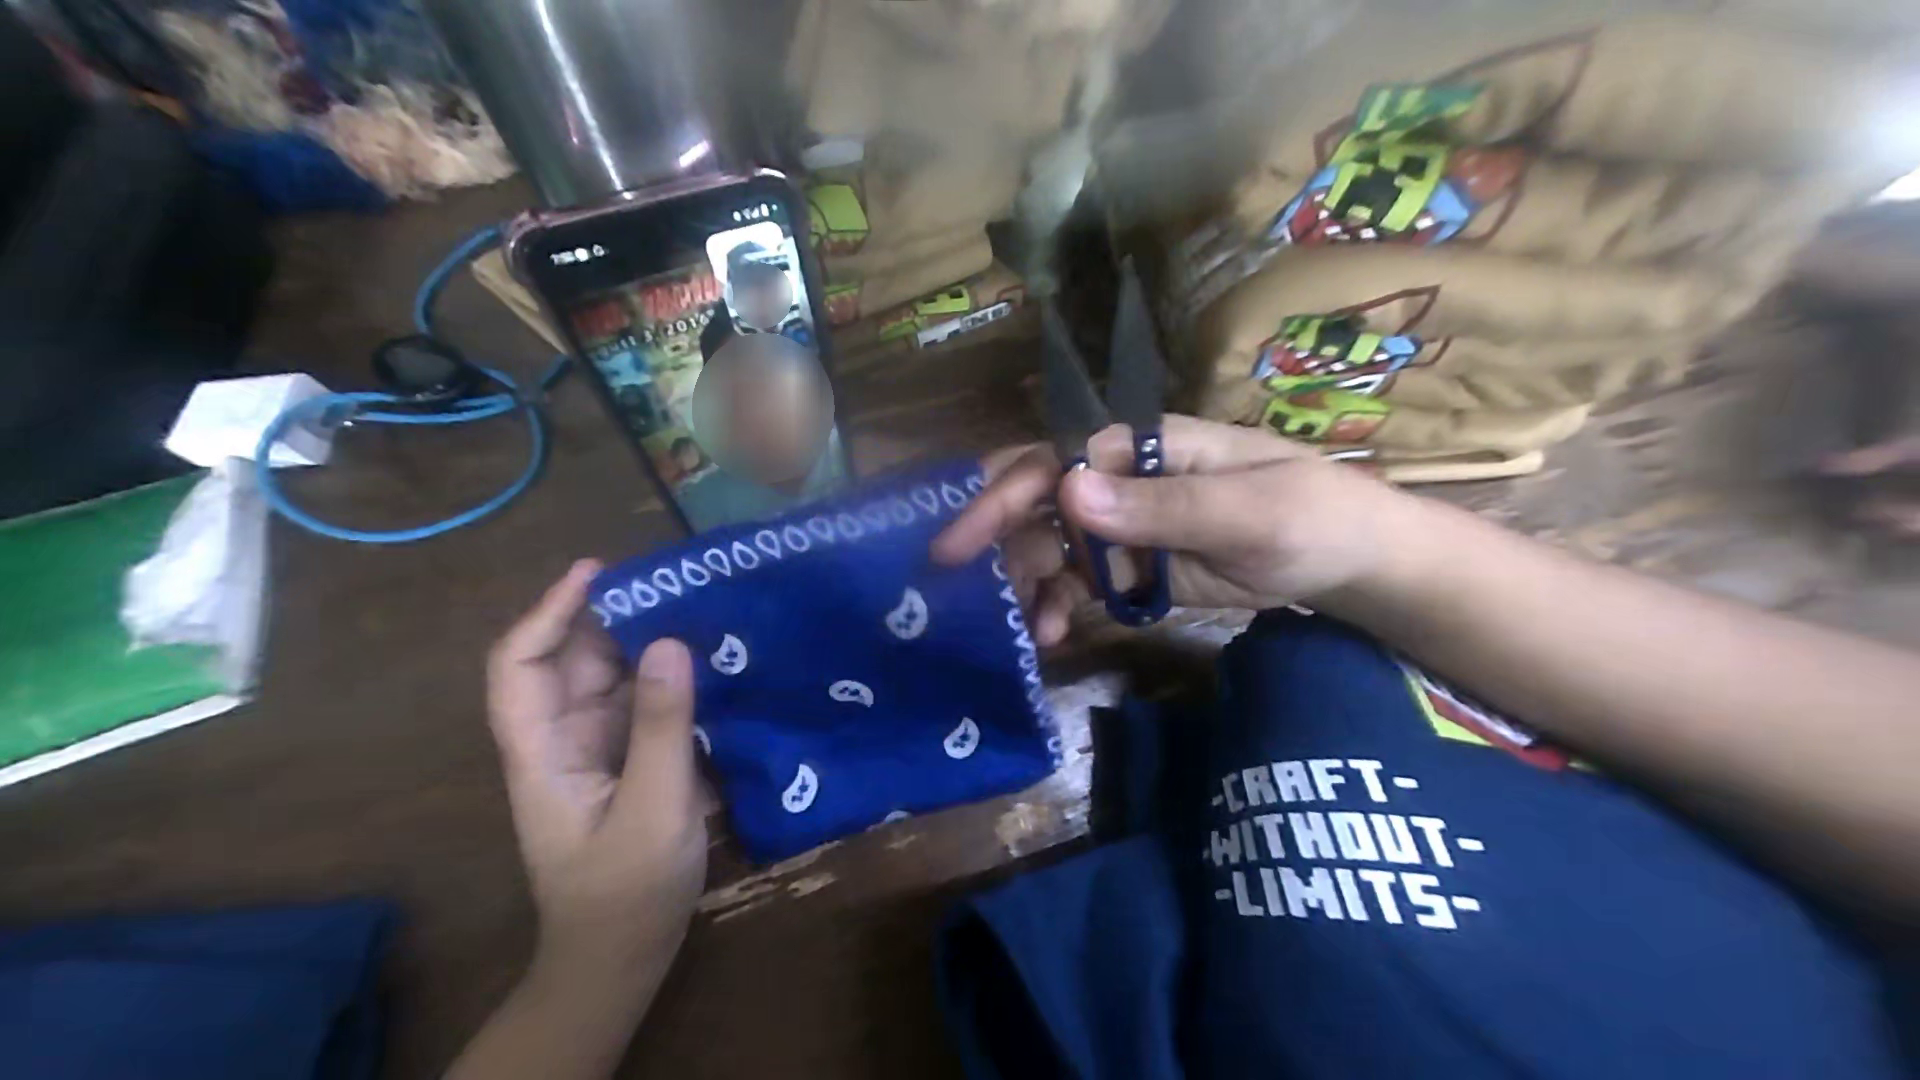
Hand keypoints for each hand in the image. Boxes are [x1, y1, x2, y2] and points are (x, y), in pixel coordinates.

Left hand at [485, 560, 707, 974]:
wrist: (625, 955)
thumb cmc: (626, 892)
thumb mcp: (652, 810)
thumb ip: (661, 728)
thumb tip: (671, 642)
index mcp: (544, 752)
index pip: (520, 667)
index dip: (548, 613)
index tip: (598, 572)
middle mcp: (567, 738)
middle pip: (574, 661)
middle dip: (616, 617)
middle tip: (678, 583)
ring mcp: (603, 748)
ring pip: (617, 677)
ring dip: (652, 642)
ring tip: (704, 608)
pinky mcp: (637, 758)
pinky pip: (650, 702)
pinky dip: (676, 675)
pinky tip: (714, 658)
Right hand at [932, 415, 1412, 634]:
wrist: (1349, 563)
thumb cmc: (1309, 516)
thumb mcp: (1245, 512)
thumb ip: (1159, 506)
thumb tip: (1068, 490)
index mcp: (1141, 448)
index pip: (1053, 463)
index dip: (1000, 499)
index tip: (958, 544)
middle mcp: (1119, 482)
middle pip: (1037, 504)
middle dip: (1000, 542)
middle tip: (963, 587)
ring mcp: (1123, 528)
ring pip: (1051, 548)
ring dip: (1029, 584)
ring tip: (1027, 627)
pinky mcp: (1131, 569)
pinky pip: (1079, 583)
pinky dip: (1058, 605)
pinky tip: (1051, 634)